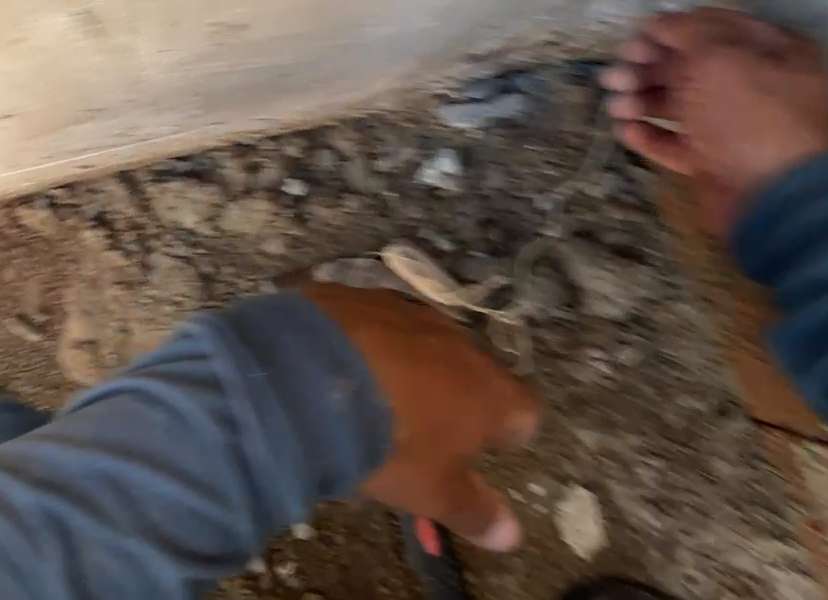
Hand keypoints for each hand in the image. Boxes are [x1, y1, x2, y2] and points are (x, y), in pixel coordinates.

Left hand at [299, 282, 538, 551]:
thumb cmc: (386, 442)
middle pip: (466, 366)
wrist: (304, 376)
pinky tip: (332, 361)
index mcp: (487, 388)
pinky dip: (357, 338)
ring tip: (370, 392)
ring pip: (413, 337)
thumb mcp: (432, 491)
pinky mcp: (349, 291)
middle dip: (450, 392)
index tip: (487, 447)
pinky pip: (364, 317)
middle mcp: (450, 336)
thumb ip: (475, 511)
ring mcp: (397, 306)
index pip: (523, 408)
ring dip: (402, 361)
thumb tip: (510, 535)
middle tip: (422, 423)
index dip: (509, 431)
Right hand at [600, 7, 827, 228]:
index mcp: (770, 53)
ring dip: (639, 99)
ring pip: (676, 102)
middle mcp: (754, 84)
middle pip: (688, 66)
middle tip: (615, 76)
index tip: (636, 40)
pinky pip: (673, 140)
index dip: (670, 30)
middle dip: (646, 67)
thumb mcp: (721, 58)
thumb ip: (690, 31)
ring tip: (618, 107)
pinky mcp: (713, 158)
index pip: (713, 26)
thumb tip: (661, 22)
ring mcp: (733, 125)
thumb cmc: (751, 115)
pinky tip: (628, 130)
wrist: (776, 195)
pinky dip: (647, 133)